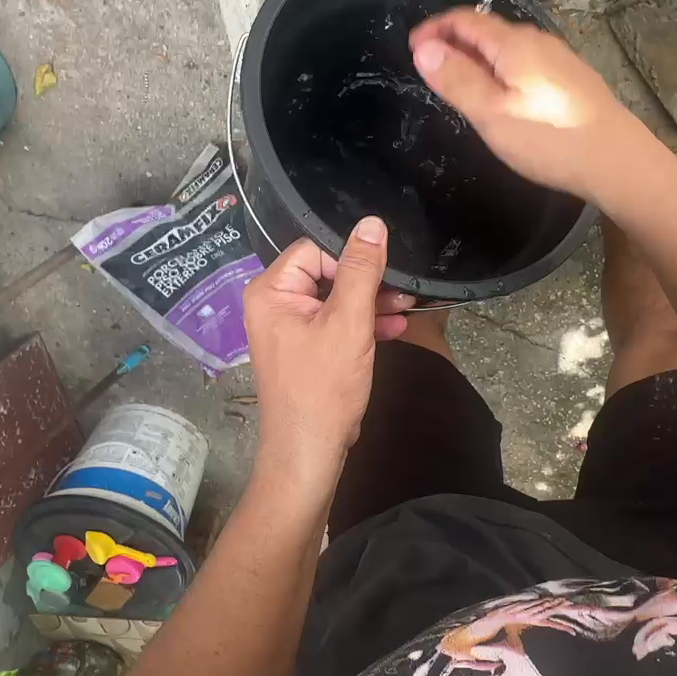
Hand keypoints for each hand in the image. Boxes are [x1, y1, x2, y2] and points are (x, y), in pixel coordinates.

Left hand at [243, 216, 410, 475]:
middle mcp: (274, 304)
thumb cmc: (323, 388)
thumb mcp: (348, 322)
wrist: (309, 452)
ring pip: (336, 298)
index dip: (350, 259)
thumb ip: (361, 270)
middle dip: (366, 282)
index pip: (315, 250)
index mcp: (271, 291)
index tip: (382, 274)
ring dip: (370, 303)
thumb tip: (371, 223)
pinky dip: (362, 324)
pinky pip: (336, 322)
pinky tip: (394, 328)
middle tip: (402, 292)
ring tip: (405, 309)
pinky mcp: (306, 348)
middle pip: (327, 272)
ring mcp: (289, 328)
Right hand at [409, 9, 657, 202]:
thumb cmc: (549, 139)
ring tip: (458, 85)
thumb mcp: (492, 114)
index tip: (411, 48)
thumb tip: (424, 49)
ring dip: (477, 58)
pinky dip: (500, 71)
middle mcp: (538, 42)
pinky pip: (524, 64)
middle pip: (487, 31)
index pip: (465, 19)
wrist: (617, 162)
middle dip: (453, 43)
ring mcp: (558, 60)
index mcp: (514, 44)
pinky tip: (499, 98)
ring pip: (506, 49)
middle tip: (429, 69)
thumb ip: (457, 80)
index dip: (434, 29)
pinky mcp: (569, 80)